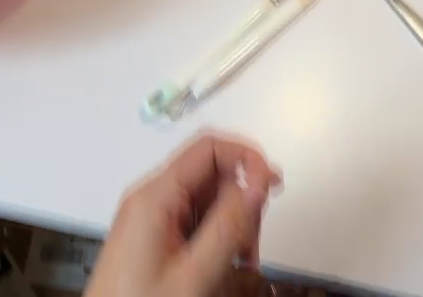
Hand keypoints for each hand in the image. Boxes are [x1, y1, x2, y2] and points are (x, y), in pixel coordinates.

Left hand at [87, 134, 281, 296]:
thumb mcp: (193, 276)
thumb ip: (228, 226)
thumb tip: (259, 182)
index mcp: (155, 195)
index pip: (208, 147)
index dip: (245, 157)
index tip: (272, 186)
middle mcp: (150, 197)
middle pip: (210, 173)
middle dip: (241, 200)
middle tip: (255, 243)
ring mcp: (150, 217)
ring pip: (205, 198)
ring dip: (232, 223)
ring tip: (244, 262)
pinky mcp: (151, 237)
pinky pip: (193, 220)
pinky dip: (216, 237)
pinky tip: (225, 265)